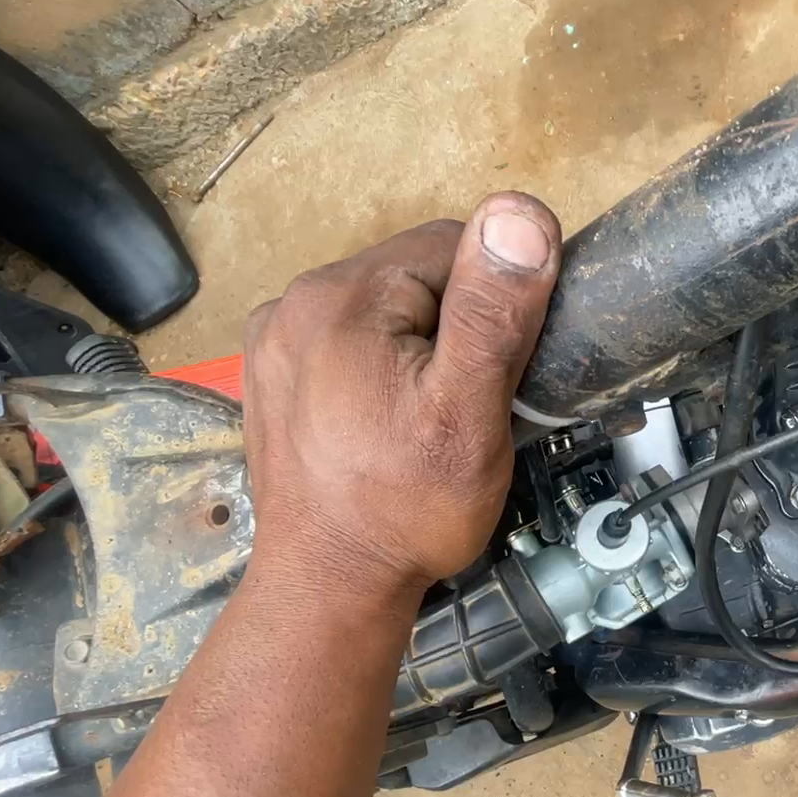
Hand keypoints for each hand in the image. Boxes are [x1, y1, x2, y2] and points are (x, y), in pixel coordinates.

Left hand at [241, 193, 562, 598]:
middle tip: (486, 395)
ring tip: (446, 410)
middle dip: (467, 321)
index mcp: (344, 296)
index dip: (503, 298)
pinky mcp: (276, 375)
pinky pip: (352, 339)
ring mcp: (277, 340)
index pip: (454, 246)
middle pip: (417, 275)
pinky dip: (390, 361)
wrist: (334, 585)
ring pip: (388, 307)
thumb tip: (521, 211)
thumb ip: (493, 314)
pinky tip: (398, 415)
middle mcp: (296, 301)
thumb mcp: (468, 412)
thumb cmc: (411, 505)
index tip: (517, 361)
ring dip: (430, 342)